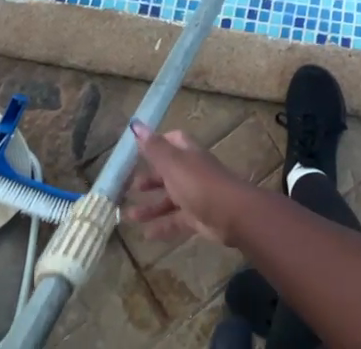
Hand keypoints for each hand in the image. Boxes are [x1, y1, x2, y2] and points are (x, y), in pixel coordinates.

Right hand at [123, 121, 255, 246]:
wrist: (230, 213)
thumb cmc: (198, 183)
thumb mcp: (172, 163)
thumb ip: (154, 147)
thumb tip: (136, 124)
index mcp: (188, 154)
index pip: (174, 141)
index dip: (159, 143)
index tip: (139, 149)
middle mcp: (193, 172)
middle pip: (170, 172)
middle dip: (151, 179)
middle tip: (132, 186)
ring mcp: (197, 195)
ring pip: (170, 199)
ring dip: (151, 207)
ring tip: (130, 216)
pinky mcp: (198, 217)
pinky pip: (176, 220)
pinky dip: (162, 226)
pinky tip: (146, 235)